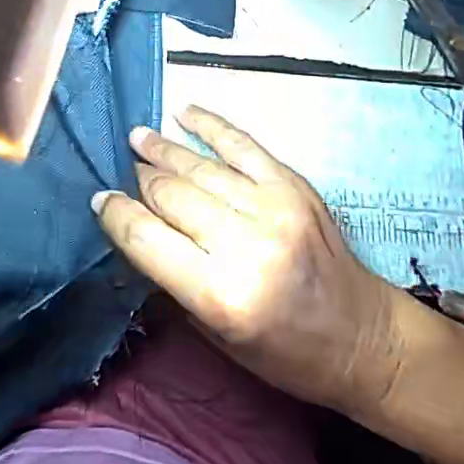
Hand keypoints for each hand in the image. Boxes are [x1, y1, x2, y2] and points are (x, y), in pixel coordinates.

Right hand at [92, 106, 407, 418]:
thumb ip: (169, 277)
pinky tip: (183, 113)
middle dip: (138, 181)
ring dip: (161, 150)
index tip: (99, 200)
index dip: (115, 213)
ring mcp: (273, 208)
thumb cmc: (282, 351)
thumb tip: (132, 224)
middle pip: (169, 195)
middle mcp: (245, 245)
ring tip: (137, 137)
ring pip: (198, 167)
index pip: (145, 237)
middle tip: (122, 172)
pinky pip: (242, 145)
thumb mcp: (212, 333)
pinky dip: (209, 125)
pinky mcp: (293, 186)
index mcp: (220, 294)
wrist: (364, 339)